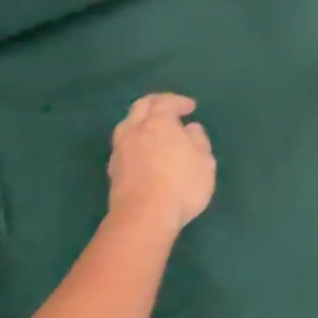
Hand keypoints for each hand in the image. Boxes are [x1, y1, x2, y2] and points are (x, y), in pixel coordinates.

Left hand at [107, 93, 215, 232]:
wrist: (144, 215)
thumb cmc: (181, 185)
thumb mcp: (204, 162)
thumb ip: (199, 141)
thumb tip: (191, 129)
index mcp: (159, 122)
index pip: (166, 102)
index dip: (179, 102)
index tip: (191, 107)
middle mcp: (135, 130)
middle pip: (140, 107)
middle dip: (155, 104)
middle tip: (168, 109)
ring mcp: (120, 149)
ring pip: (127, 125)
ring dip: (141, 122)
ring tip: (153, 131)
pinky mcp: (113, 169)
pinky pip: (124, 146)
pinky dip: (135, 142)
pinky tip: (143, 153)